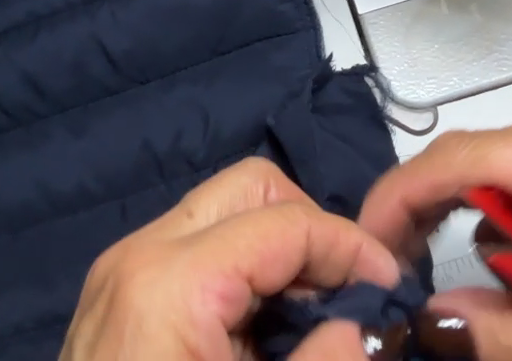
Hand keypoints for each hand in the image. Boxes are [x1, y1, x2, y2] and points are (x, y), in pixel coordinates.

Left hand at [60, 157, 400, 360]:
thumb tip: (363, 324)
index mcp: (171, 279)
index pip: (285, 222)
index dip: (350, 246)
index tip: (392, 287)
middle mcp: (142, 251)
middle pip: (250, 186)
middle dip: (310, 227)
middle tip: (347, 290)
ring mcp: (124, 267)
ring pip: (224, 208)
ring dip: (279, 245)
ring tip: (312, 311)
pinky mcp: (119, 291)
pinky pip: (198, 243)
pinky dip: (243, 265)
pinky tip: (263, 326)